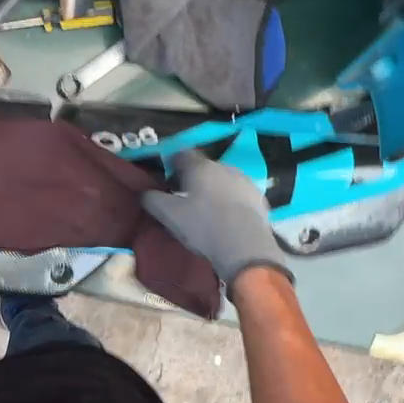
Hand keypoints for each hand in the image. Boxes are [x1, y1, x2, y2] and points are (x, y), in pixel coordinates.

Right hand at [142, 150, 293, 288]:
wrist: (245, 248)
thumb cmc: (203, 227)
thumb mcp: (169, 215)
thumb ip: (152, 199)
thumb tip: (145, 192)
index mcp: (200, 167)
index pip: (181, 154)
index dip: (171, 164)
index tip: (166, 180)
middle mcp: (223, 166)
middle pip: (203, 167)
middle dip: (192, 179)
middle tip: (183, 198)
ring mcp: (244, 181)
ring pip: (222, 179)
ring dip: (212, 189)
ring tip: (206, 210)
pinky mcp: (258, 197)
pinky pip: (237, 194)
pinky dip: (229, 201)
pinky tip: (226, 218)